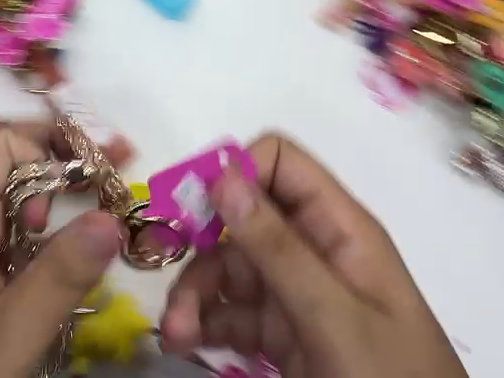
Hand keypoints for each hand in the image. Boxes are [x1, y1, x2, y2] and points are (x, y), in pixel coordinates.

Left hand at [0, 120, 122, 377]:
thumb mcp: (8, 332)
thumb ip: (59, 276)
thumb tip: (111, 216)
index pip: (2, 144)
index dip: (51, 138)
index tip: (104, 158)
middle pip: (15, 166)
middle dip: (68, 164)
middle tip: (123, 175)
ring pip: (22, 204)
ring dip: (68, 201)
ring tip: (116, 211)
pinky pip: (23, 241)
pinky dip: (58, 238)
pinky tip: (89, 254)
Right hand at [160, 134, 466, 377]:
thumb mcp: (335, 317)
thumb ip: (277, 247)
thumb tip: (222, 173)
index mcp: (338, 228)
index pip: (278, 163)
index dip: (234, 172)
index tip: (193, 205)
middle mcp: (315, 250)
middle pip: (239, 218)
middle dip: (200, 244)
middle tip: (165, 268)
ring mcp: (298, 295)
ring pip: (228, 267)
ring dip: (194, 291)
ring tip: (175, 332)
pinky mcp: (285, 336)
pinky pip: (231, 312)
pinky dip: (203, 322)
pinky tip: (184, 341)